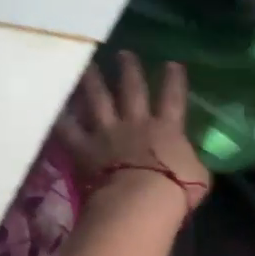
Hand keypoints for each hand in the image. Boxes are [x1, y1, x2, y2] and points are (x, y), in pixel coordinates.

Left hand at [57, 52, 210, 217]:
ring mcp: (108, 133)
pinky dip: (62, 117)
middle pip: (132, 90)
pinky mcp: (85, 148)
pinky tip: (55, 106)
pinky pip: (70, 129)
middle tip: (123, 53)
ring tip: (86, 64)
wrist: (140, 202)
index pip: (173, 98)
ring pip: (99, 100)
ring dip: (92, 81)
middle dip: (129, 70)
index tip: (173, 63)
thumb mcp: (199, 176)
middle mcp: (136, 123)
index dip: (174, 80)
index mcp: (167, 129)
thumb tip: (192, 161)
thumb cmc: (176, 191)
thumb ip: (192, 162)